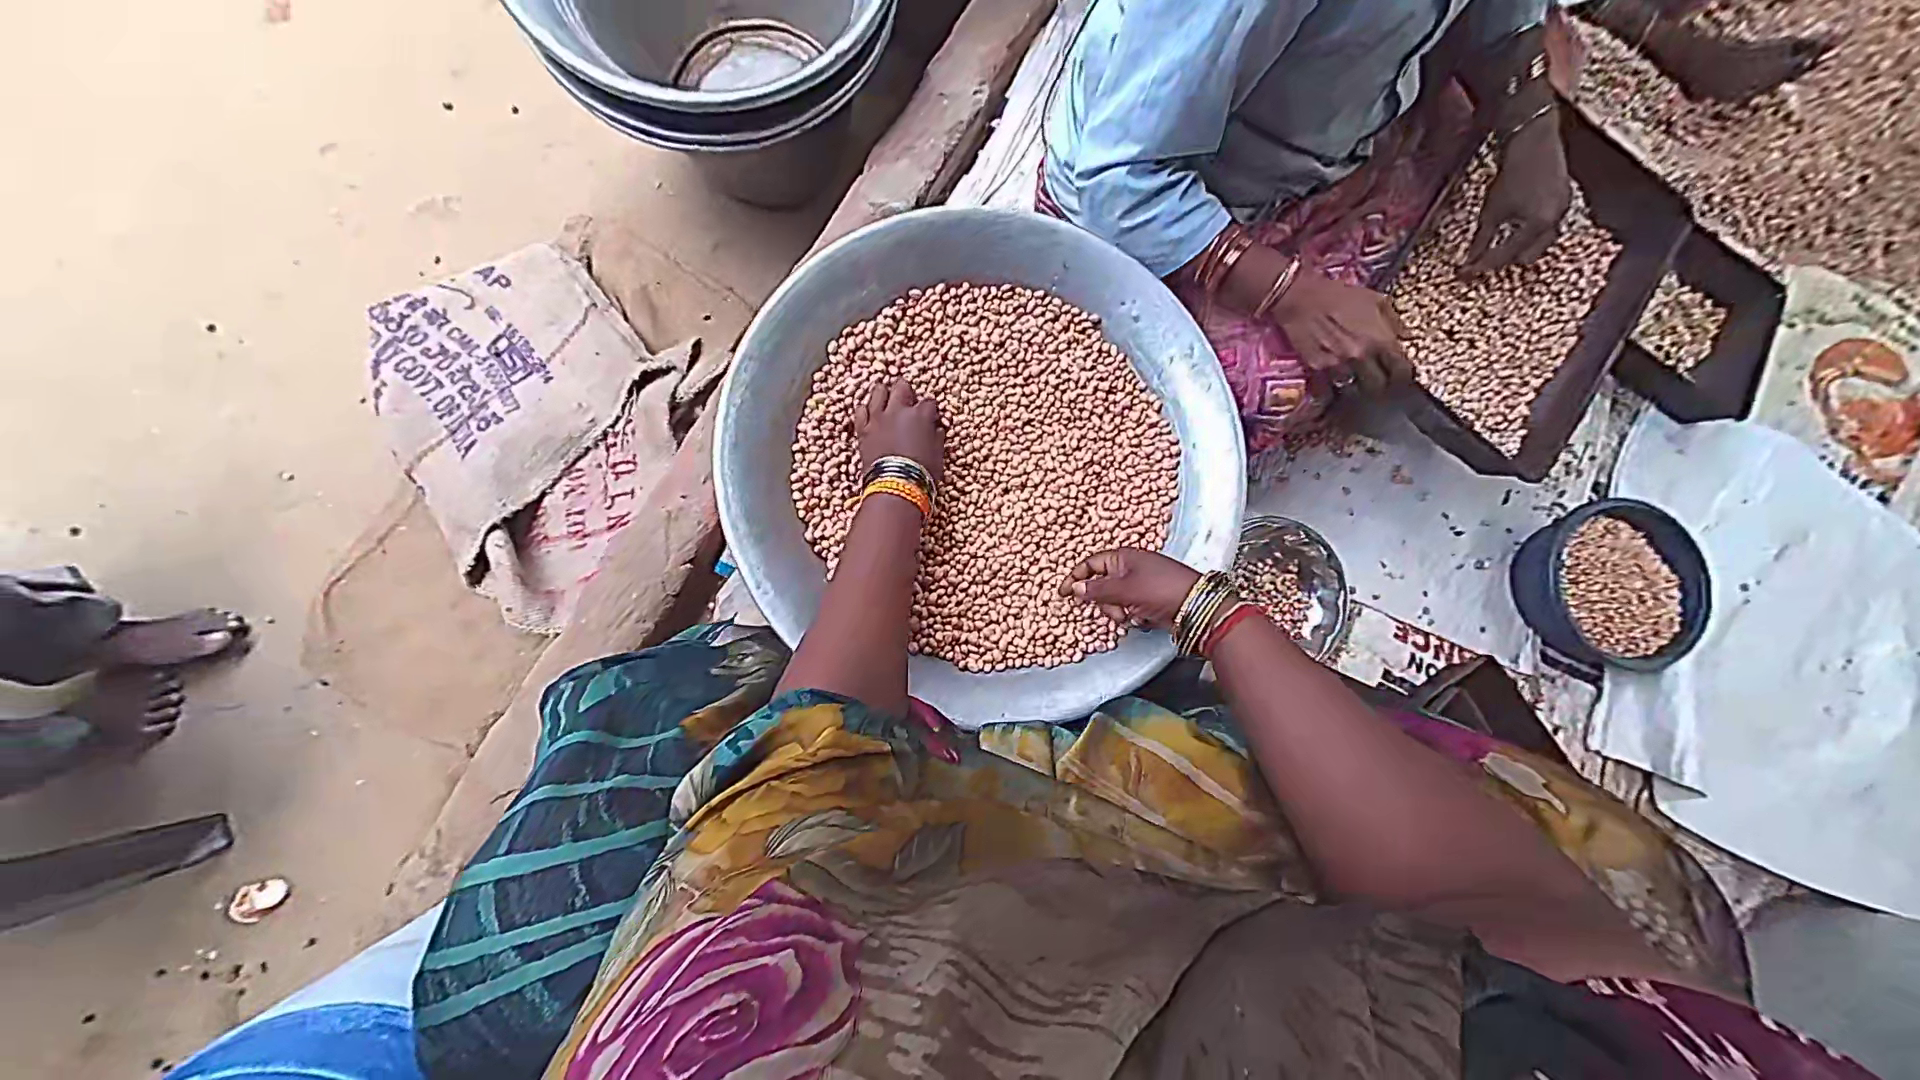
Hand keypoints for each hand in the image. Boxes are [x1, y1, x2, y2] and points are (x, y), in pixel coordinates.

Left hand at [856, 377, 943, 485]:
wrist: (895, 485)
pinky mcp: (863, 429)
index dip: (930, 409)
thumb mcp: (937, 456)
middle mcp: (899, 411)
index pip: (929, 402)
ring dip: (884, 394)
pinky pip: (861, 410)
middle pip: (902, 387)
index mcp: (921, 415)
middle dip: (907, 392)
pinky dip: (866, 410)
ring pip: (879, 391)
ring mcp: (879, 418)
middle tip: (908, 401)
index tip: (931, 417)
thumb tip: (937, 430)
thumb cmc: (921, 474)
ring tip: (887, 401)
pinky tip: (870, 414)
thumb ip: (936, 438)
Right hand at [1059, 548, 1199, 629]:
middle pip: (1101, 586)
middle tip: (1117, 610)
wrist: (1197, 609)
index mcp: (1124, 557)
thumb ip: (1096, 590)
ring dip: (1119, 612)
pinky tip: (1144, 620)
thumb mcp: (1124, 590)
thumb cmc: (1161, 591)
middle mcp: (1130, 568)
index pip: (1091, 564)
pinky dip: (1133, 617)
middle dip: (1105, 602)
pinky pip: (1129, 609)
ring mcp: (1140, 585)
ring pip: (1114, 601)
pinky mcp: (1149, 601)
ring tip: (1134, 616)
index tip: (1062, 593)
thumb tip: (1074, 588)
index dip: (1076, 578)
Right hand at [1270, 271, 1413, 394]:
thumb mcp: (1375, 300)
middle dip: (1380, 384)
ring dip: (1356, 387)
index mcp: (1379, 340)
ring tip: (1356, 384)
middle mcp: (1360, 357)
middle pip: (1377, 385)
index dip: (1403, 375)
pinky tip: (1335, 384)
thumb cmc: (1339, 296)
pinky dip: (1333, 388)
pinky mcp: (1315, 369)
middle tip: (1378, 381)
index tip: (1401, 375)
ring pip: (1353, 390)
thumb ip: (1394, 321)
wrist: (1301, 298)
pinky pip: (1329, 387)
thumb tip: (1407, 337)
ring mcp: (1336, 365)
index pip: (1400, 370)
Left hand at [1461, 114, 1572, 277]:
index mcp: (1538, 225)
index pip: (1506, 257)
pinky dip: (1527, 235)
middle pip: (1527, 257)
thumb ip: (1481, 241)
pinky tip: (1512, 233)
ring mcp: (1563, 210)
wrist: (1535, 144)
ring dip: (1516, 250)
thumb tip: (1469, 262)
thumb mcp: (1491, 213)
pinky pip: (1545, 229)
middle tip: (1479, 263)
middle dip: (1503, 262)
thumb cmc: (1513, 176)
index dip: (1483, 267)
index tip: (1466, 273)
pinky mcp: (1564, 201)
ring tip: (1493, 250)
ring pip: (1539, 244)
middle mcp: (1556, 221)